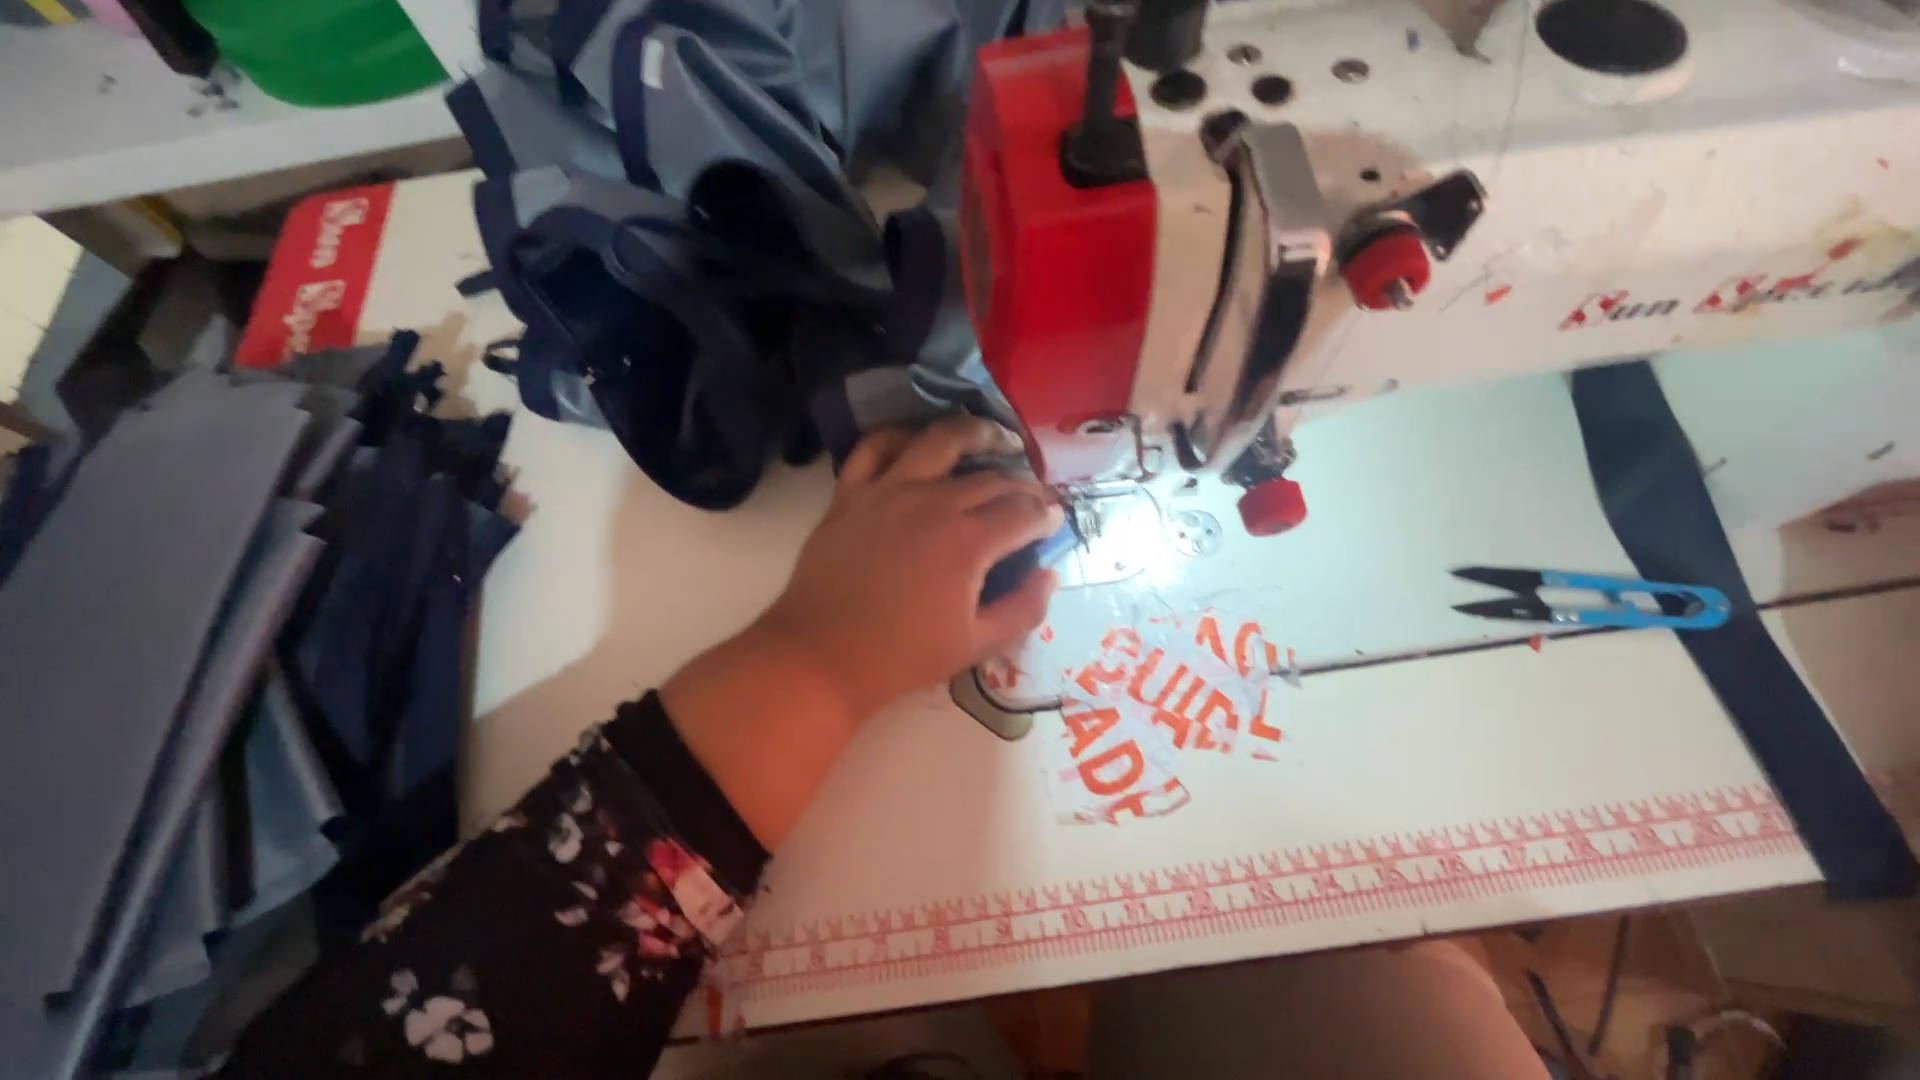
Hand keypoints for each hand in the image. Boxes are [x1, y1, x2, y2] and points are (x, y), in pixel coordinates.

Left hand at [757, 415, 1064, 722]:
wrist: (822, 655)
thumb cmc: (903, 656)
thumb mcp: (976, 644)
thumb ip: (1023, 608)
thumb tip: (1048, 573)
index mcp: (968, 542)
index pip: (1023, 511)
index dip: (1047, 513)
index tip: (1054, 518)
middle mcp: (933, 502)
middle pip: (991, 477)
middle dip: (1024, 483)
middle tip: (1034, 493)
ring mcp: (888, 491)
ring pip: (940, 441)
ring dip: (977, 434)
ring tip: (996, 438)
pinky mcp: (851, 492)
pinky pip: (876, 446)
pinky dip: (902, 436)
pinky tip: (919, 441)